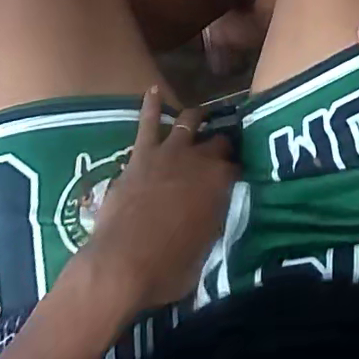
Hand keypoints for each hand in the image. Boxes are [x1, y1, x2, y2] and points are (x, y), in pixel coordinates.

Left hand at [76, 90, 239, 312]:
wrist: (119, 267)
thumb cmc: (168, 268)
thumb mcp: (207, 249)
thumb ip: (216, 222)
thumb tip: (217, 214)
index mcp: (223, 182)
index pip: (239, 166)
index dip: (239, 170)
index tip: (238, 176)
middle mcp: (203, 159)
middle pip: (219, 142)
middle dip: (223, 143)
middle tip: (222, 150)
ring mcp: (172, 153)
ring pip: (190, 122)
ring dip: (197, 118)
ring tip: (202, 115)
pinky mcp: (142, 155)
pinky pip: (148, 124)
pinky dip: (152, 106)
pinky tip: (154, 91)